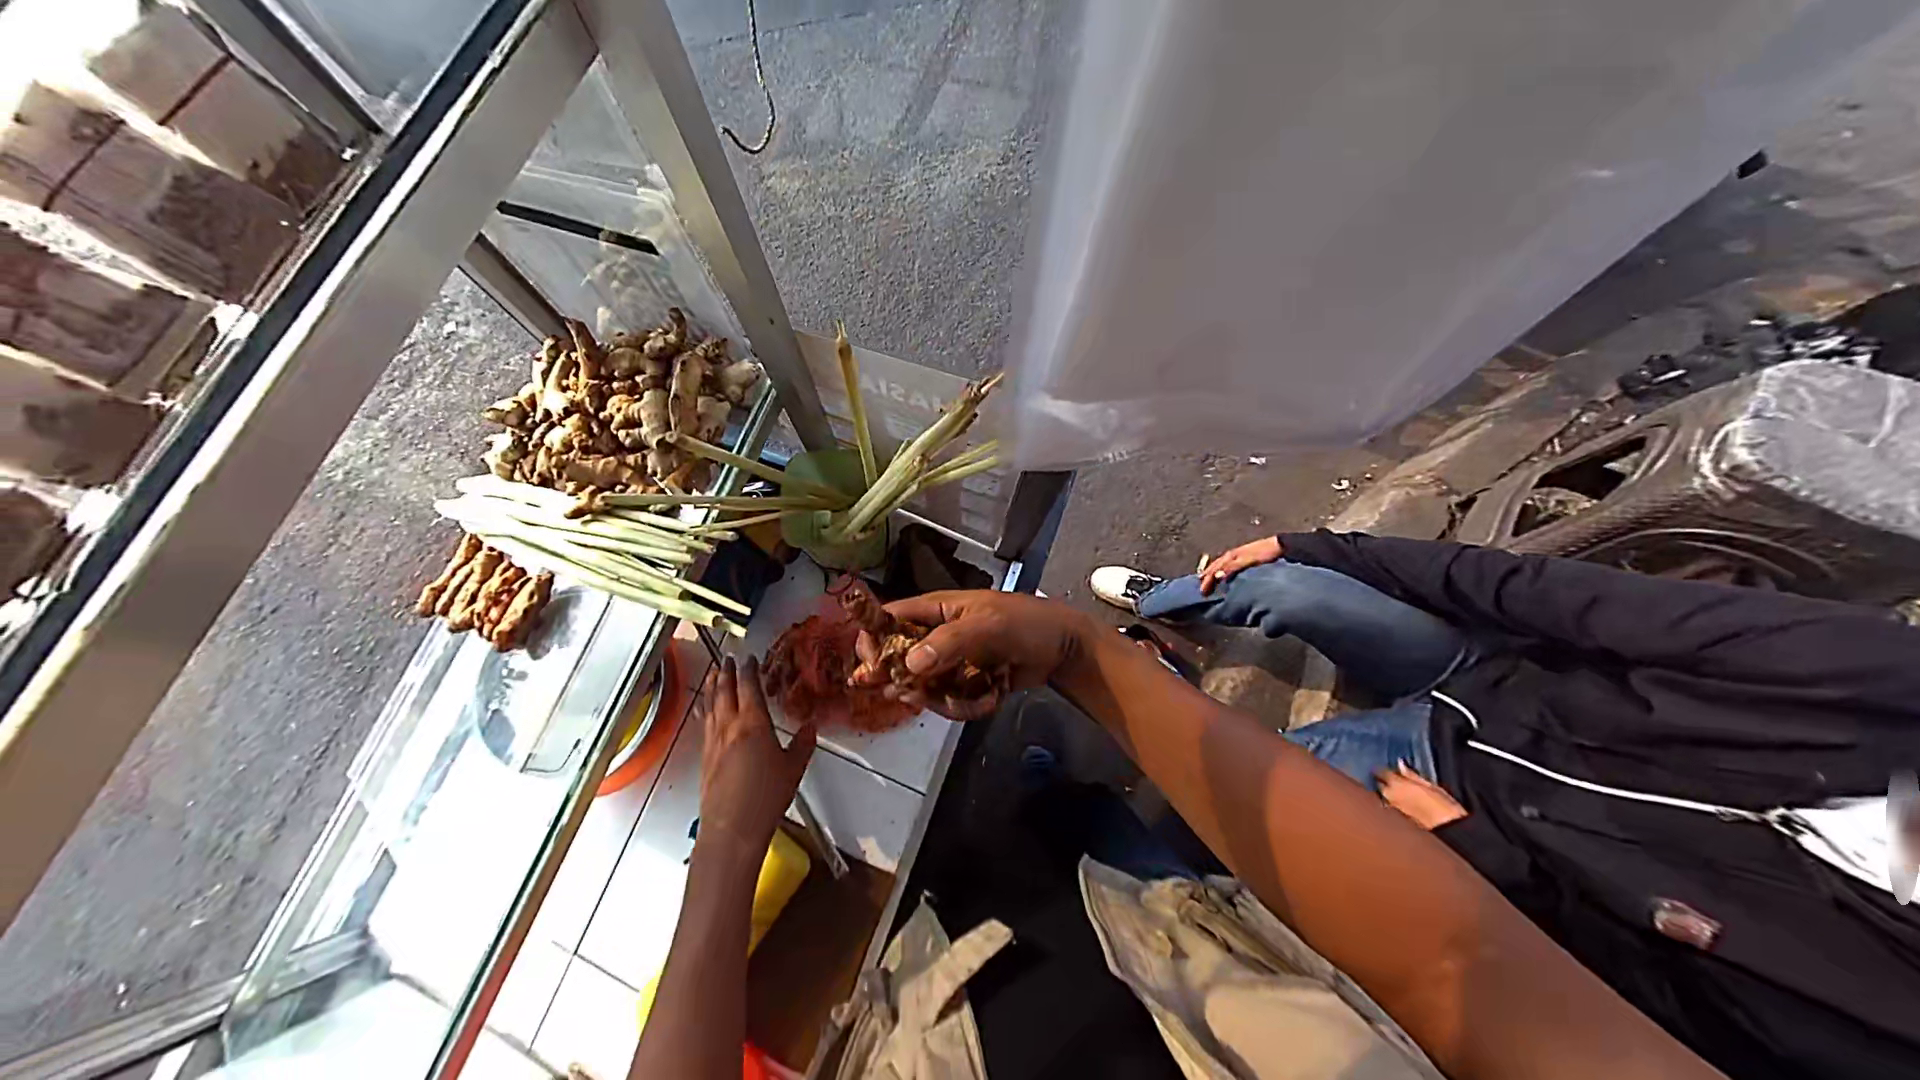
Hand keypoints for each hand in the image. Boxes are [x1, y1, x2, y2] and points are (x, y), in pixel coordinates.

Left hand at [699, 656, 816, 852]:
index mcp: (753, 724)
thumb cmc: (766, 797)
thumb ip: (803, 744)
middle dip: (727, 672)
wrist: (731, 828)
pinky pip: (705, 722)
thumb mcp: (793, 768)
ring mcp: (713, 742)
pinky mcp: (705, 757)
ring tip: (715, 673)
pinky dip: (706, 708)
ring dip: (713, 686)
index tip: (750, 658)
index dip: (749, 670)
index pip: (749, 687)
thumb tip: (811, 727)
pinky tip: (705, 708)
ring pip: (711, 705)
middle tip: (728, 658)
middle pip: (725, 691)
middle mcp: (729, 727)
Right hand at [849, 590, 1092, 720]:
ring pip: (923, 687)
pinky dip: (963, 705)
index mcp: (935, 610)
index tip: (872, 668)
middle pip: (898, 659)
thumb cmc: (1025, 623)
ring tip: (966, 697)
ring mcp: (949, 661)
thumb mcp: (988, 625)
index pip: (888, 620)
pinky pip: (947, 700)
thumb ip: (949, 641)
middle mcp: (936, 635)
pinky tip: (987, 699)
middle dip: (903, 681)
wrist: (1062, 648)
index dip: (873, 640)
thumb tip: (910, 664)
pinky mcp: (963, 682)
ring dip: (939, 698)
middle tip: (910, 695)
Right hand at [1198, 536, 1283, 594]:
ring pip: (1220, 565)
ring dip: (1212, 573)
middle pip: (1215, 566)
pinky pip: (1227, 565)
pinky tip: (1223, 574)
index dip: (1207, 580)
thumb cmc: (1264, 553)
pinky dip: (1221, 570)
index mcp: (1230, 556)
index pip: (1214, 569)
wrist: (1281, 545)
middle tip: (1200, 587)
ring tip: (1207, 580)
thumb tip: (1217, 576)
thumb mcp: (1248, 560)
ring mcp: (1237, 555)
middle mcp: (1231, 555)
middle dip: (1206, 576)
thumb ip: (1232, 567)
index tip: (1202, 592)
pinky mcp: (1243, 557)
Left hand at [1376, 761, 1467, 830]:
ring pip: (1382, 795)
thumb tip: (1399, 763)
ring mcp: (1390, 808)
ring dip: (1387, 792)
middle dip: (1383, 781)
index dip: (1384, 769)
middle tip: (1394, 780)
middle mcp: (1388, 795)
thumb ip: (1411, 775)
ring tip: (1399, 792)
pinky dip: (1392, 802)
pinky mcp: (1396, 818)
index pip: (1380, 771)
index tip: (1389, 769)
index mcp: (1396, 784)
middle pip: (1378, 784)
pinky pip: (1389, 805)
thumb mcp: (1430, 786)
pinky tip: (1402, 803)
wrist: (1449, 830)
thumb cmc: (1444, 805)